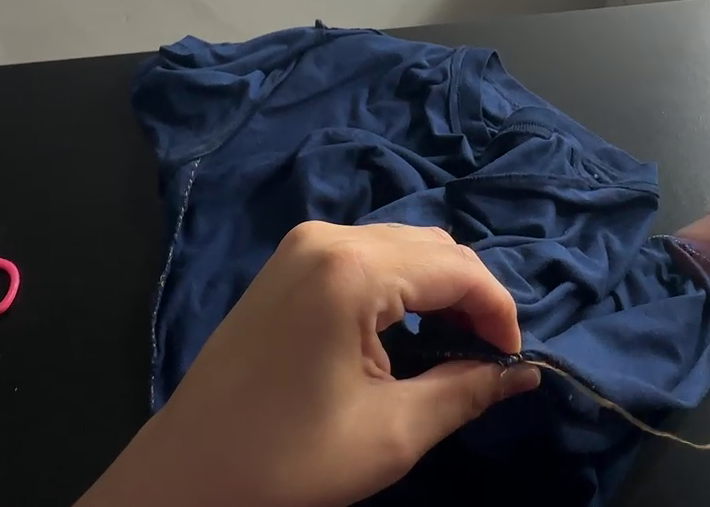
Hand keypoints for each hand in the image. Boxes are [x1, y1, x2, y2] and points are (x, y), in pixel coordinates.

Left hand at [80, 221, 540, 506]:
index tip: (515, 359)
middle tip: (489, 354)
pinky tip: (406, 327)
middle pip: (430, 246)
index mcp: (352, 268)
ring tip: (455, 344)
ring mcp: (304, 242)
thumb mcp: (390, 432)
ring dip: (437, 287)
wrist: (186, 473)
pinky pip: (367, 254)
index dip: (498, 309)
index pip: (455, 267)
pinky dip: (400, 283)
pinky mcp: (290, 259)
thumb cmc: (288, 460)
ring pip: (400, 245)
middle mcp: (329, 236)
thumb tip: (523, 373)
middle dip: (470, 295)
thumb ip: (465, 391)